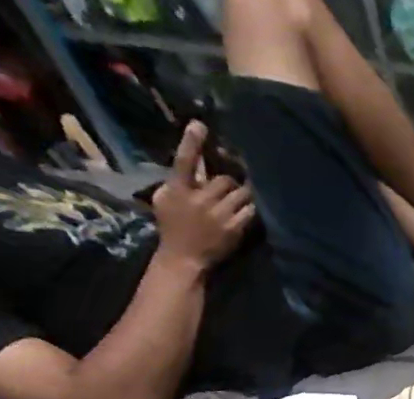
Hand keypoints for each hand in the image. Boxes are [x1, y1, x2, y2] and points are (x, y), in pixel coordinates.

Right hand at [151, 121, 253, 270]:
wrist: (184, 257)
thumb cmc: (171, 225)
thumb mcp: (165, 199)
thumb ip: (177, 182)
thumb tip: (194, 169)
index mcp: (178, 189)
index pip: (185, 161)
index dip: (192, 142)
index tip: (200, 125)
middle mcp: (199, 200)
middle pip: (224, 180)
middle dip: (230, 180)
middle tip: (231, 183)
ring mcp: (218, 215)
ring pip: (240, 194)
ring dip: (242, 193)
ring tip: (241, 195)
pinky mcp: (234, 229)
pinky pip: (249, 211)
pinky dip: (249, 208)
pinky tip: (246, 208)